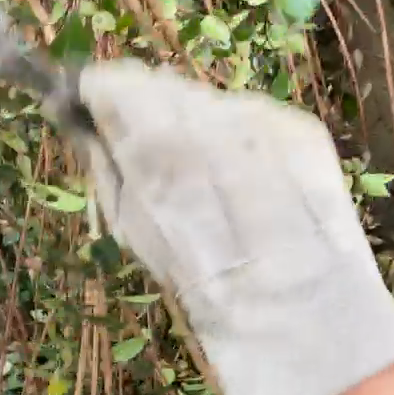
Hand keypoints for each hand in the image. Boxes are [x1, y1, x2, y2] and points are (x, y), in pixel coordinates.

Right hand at [77, 59, 393, 394]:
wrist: (298, 310)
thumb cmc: (205, 286)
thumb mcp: (136, 232)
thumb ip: (110, 167)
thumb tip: (90, 125)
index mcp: (157, 141)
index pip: (117, 84)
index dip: (106, 96)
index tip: (98, 110)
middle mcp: (211, 115)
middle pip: (168, 87)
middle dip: (155, 110)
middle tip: (160, 150)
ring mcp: (263, 118)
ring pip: (215, 103)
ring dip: (204, 127)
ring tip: (218, 181)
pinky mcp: (303, 128)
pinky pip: (259, 120)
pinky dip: (248, 142)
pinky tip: (257, 185)